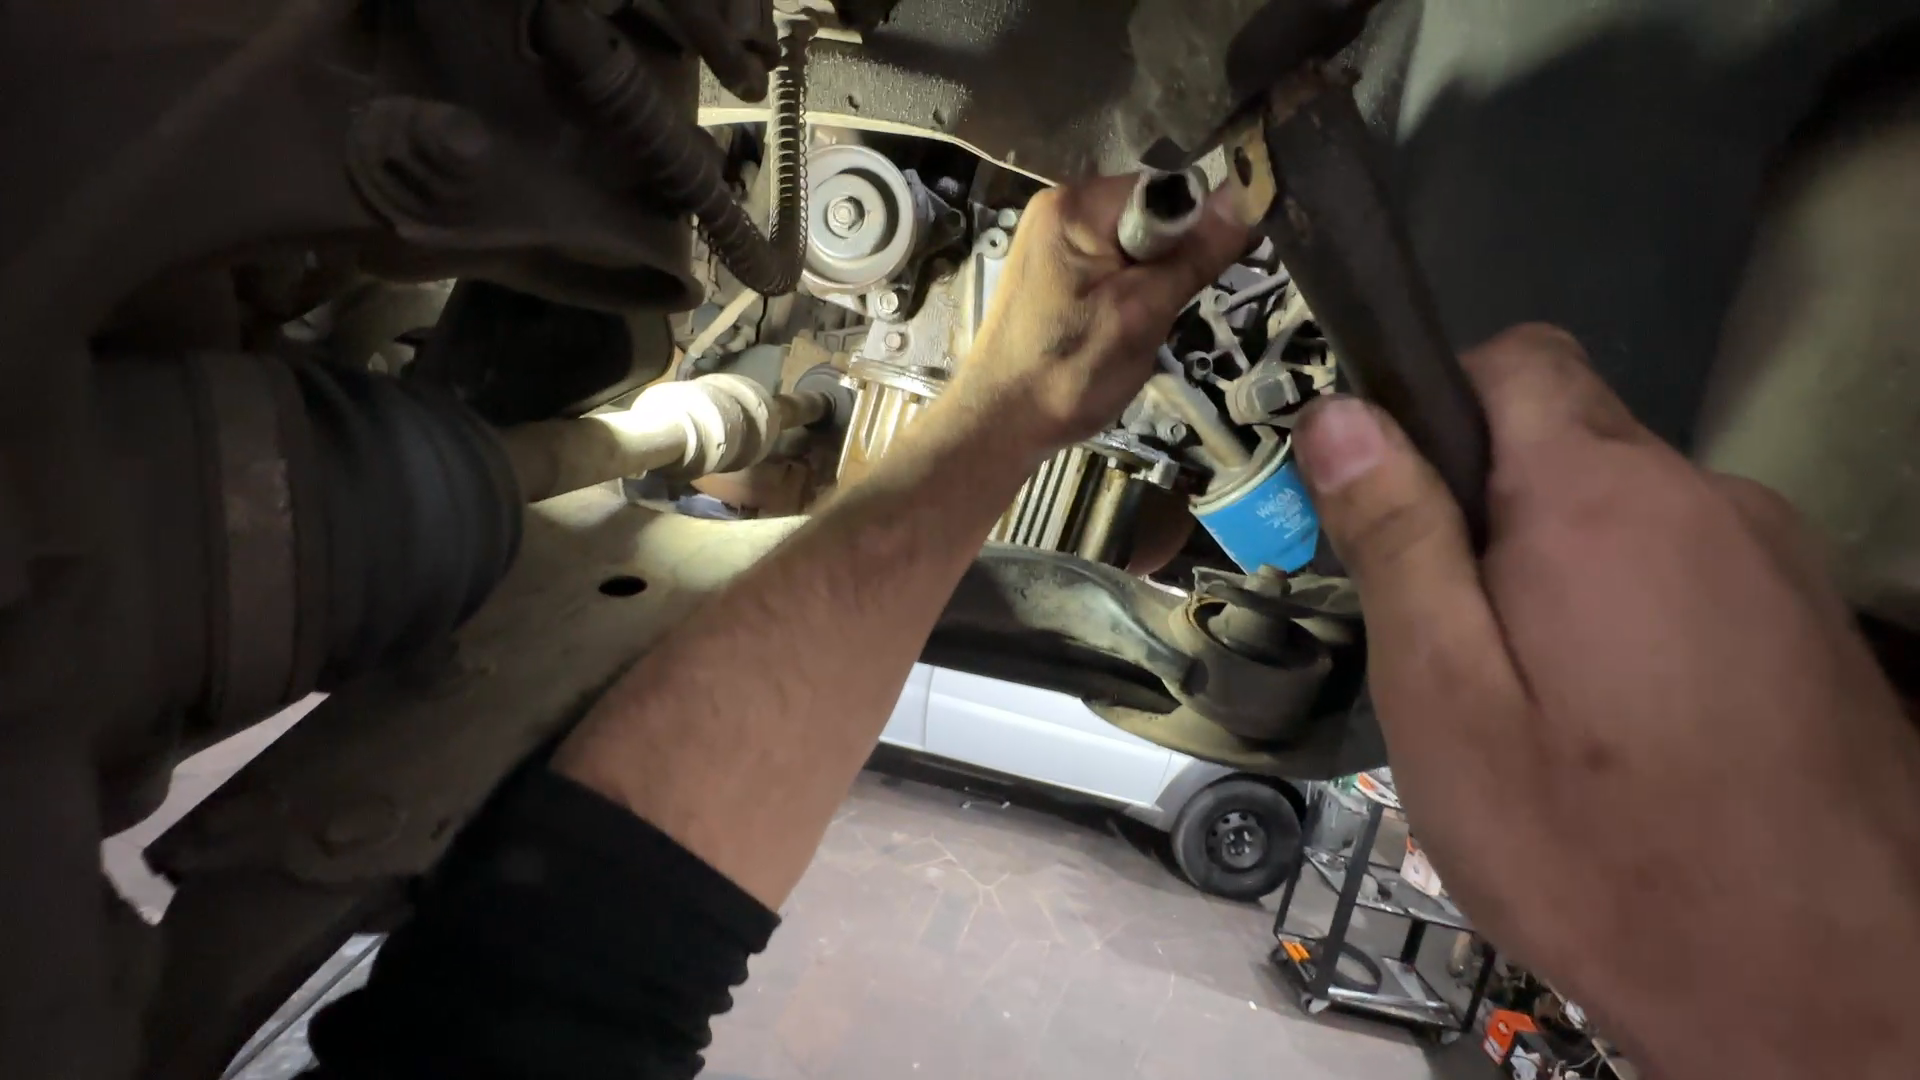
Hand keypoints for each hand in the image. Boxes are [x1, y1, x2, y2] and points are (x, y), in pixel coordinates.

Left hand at [948, 174, 1247, 451]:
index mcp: (1076, 203)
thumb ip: (1194, 254)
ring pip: (1132, 252)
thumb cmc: (1068, 371)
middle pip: (1150, 219)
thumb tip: (1246, 194)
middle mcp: (1059, 208)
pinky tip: (1108, 334)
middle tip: (1154, 317)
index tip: (1192, 282)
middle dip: (1165, 267)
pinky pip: (1107, 272)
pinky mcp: (1049, 275)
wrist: (1000, 424)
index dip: (1193, 234)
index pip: (1167, 191)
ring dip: (1145, 290)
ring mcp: (1049, 243)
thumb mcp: (1142, 313)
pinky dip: (1120, 299)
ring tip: (1128, 331)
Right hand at [1293, 324, 1919, 1077]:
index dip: (1430, 399)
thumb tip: (1340, 417)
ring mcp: (1772, 562)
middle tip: (1418, 614)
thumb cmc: (1583, 843)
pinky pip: (1667, 562)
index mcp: (1600, 501)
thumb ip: (1394, 538)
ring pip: (1610, 504)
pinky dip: (1599, 595)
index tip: (1377, 490)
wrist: (1830, 1018)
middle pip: (1558, 434)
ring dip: (1530, 554)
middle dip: (1468, 494)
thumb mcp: (1440, 688)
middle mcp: (1704, 501)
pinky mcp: (1803, 625)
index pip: (1515, 360)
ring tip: (1495, 676)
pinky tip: (1585, 706)